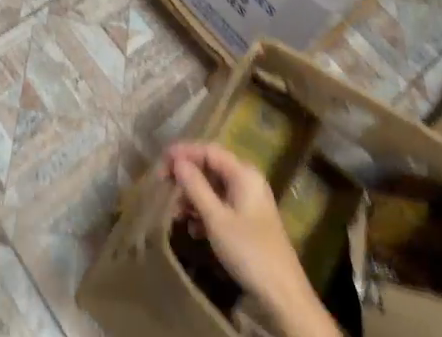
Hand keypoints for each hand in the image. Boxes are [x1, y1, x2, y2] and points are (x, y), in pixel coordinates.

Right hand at [164, 142, 314, 309]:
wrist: (281, 292)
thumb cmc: (248, 251)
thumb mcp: (216, 219)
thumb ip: (196, 187)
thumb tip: (177, 161)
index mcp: (244, 174)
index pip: (209, 151)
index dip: (183, 153)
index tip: (160, 162)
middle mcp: (247, 181)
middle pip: (211, 168)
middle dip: (186, 178)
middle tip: (163, 188)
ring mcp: (249, 201)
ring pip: (214, 189)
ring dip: (193, 198)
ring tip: (176, 214)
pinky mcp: (247, 220)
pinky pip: (220, 206)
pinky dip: (204, 213)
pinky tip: (194, 230)